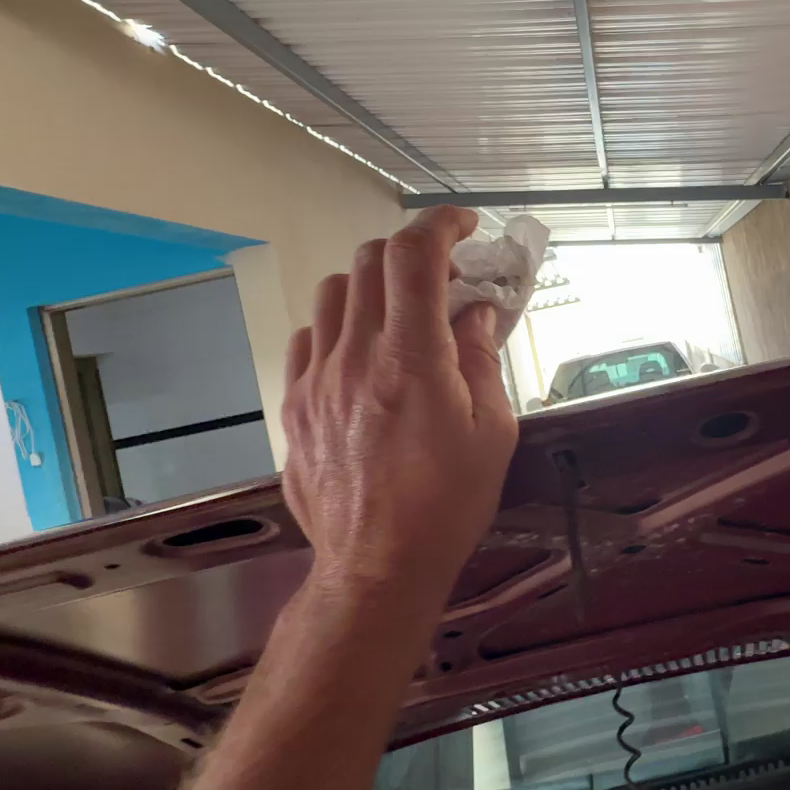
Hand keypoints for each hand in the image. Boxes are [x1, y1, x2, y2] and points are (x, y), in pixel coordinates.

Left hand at [281, 206, 518, 592]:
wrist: (377, 566)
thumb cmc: (447, 503)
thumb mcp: (493, 431)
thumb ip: (482, 359)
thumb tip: (475, 314)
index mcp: (413, 359)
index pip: (414, 256)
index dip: (441, 224)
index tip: (465, 227)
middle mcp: (357, 356)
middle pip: (371, 261)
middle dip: (413, 252)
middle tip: (445, 279)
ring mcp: (317, 378)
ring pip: (334, 291)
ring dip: (375, 285)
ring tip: (402, 314)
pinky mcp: (295, 403)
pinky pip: (309, 336)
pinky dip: (340, 325)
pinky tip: (362, 352)